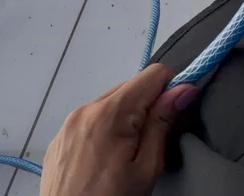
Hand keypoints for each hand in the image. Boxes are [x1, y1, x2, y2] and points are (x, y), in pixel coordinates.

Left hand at [38, 64, 195, 195]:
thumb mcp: (146, 169)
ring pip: (111, 102)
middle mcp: (86, 109)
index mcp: (110, 113)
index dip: (171, 90)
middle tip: (147, 144)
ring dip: (125, 118)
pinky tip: (103, 159)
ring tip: (123, 156)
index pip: (154, 73)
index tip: (174, 114)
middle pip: (132, 86)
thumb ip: (163, 123)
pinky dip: (104, 129)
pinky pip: (91, 118)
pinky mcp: (59, 138)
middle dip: (146, 108)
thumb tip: (184, 89)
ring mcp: (68, 123)